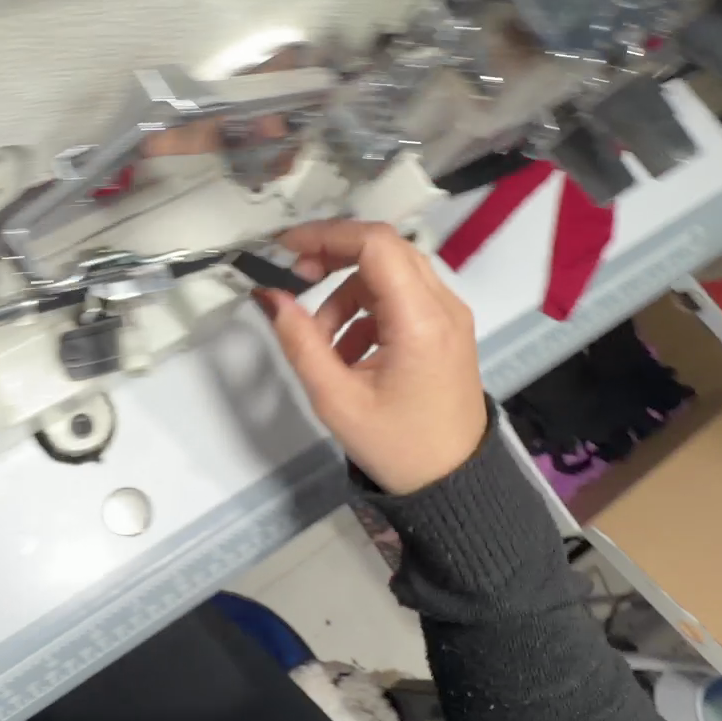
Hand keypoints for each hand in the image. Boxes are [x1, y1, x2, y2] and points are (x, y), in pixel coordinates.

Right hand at [260, 220, 489, 494]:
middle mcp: (443, 305)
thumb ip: (299, 341)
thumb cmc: (396, 446)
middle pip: (384, 250)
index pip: (376, 245)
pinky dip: (365, 313)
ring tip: (321, 342)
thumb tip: (268, 295)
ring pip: (389, 274)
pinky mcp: (445, 330)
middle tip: (294, 282)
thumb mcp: (336, 398)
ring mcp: (449, 316)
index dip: (327, 236)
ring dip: (346, 294)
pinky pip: (399, 299)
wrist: (453, 484)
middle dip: (332, 257)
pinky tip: (347, 353)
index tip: (285, 249)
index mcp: (421, 319)